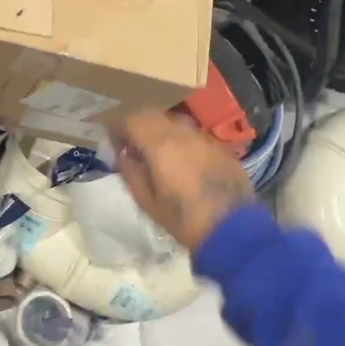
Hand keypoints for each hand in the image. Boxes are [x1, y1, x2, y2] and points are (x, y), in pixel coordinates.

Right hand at [109, 109, 254, 250]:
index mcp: (160, 144)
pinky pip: (193, 135)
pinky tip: (181, 160)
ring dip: (159, 129)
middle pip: (152, 113)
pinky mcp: (221, 147)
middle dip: (136, 122)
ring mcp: (205, 137)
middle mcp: (182, 132)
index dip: (116, 123)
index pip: (131, 117)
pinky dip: (180, 140)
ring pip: (174, 121)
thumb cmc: (184, 220)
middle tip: (129, 140)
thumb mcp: (147, 201)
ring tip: (155, 150)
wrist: (234, 232)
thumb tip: (122, 152)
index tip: (110, 136)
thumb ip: (130, 171)